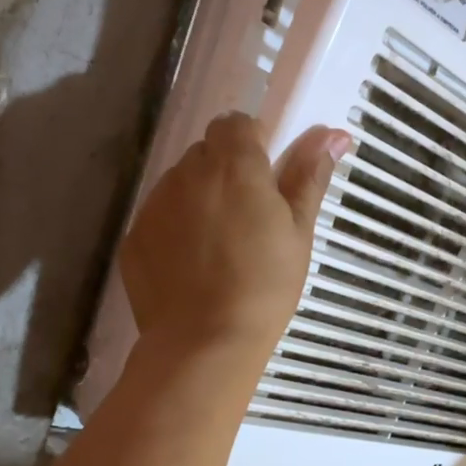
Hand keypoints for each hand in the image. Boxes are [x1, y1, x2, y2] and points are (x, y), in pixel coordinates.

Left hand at [120, 114, 350, 360]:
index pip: (237, 123)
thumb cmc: (265, 287)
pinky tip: (191, 267)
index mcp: (234, 165)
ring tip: (218, 246)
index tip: (267, 180)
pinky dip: (174, 230)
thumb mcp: (298, 233)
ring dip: (198, 199)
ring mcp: (154, 205)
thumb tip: (332, 134)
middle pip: (206, 152)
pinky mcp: (133, 237)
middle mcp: (187, 173)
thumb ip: (310, 178)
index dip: (253, 144)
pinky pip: (158, 218)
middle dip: (225, 171)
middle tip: (247, 218)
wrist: (204, 342)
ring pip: (179, 183)